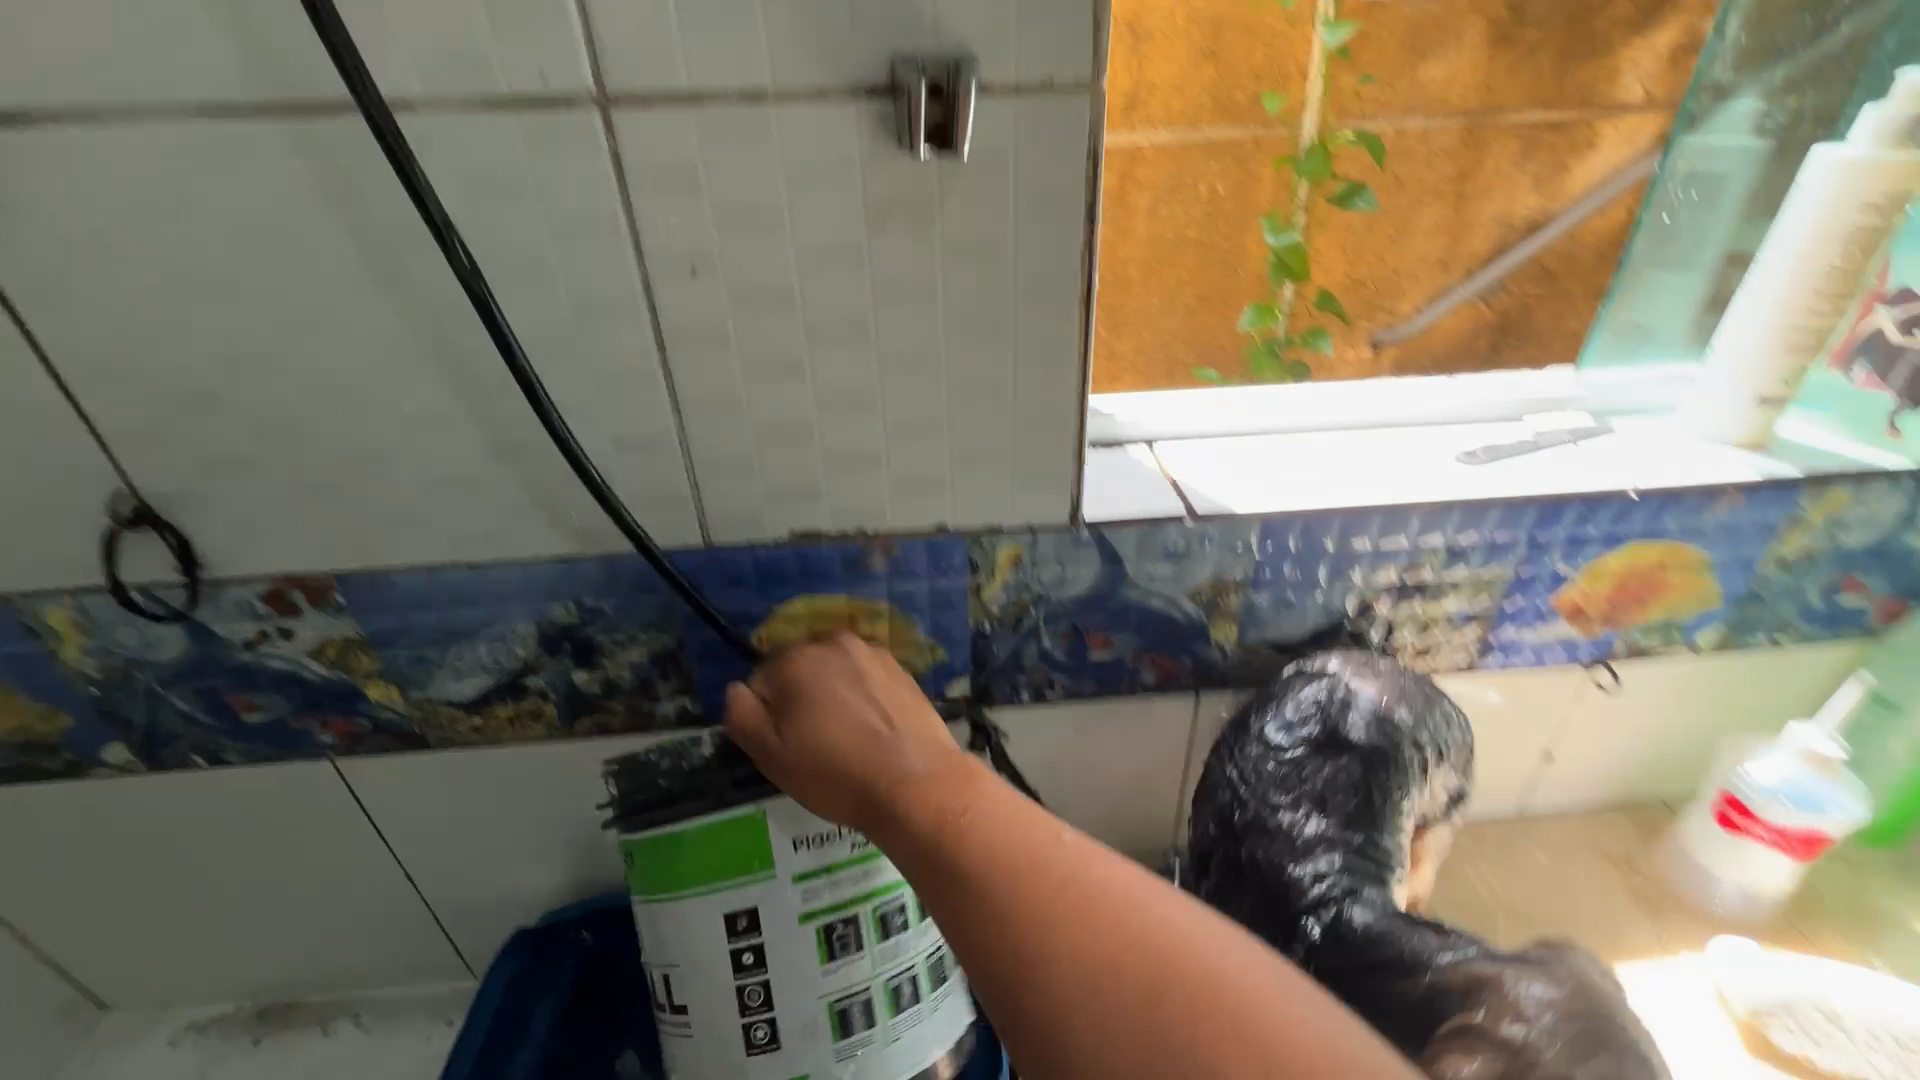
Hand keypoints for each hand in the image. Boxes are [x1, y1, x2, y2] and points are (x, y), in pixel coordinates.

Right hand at [723, 632, 971, 832]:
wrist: (916, 784)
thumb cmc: (835, 773)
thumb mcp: (770, 755)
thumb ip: (741, 714)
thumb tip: (737, 688)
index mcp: (795, 659)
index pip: (761, 683)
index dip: (768, 718)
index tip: (788, 747)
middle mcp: (834, 643)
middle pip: (800, 672)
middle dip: (801, 701)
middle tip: (817, 746)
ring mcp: (873, 653)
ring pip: (835, 675)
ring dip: (834, 698)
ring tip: (850, 741)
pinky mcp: (903, 670)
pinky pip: (866, 681)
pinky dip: (864, 700)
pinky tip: (875, 733)